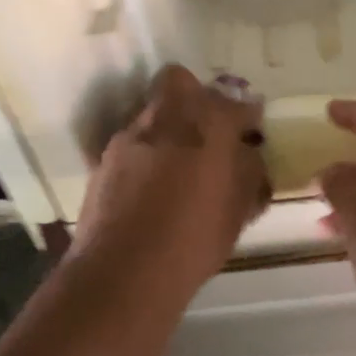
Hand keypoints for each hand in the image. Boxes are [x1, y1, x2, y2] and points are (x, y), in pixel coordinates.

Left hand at [71, 65, 269, 293]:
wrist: (124, 273)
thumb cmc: (195, 239)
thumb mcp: (240, 209)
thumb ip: (249, 172)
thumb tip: (249, 155)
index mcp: (209, 123)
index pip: (238, 102)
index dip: (248, 114)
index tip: (252, 129)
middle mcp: (167, 118)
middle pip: (181, 82)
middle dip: (197, 97)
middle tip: (209, 129)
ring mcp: (130, 137)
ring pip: (153, 112)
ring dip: (169, 127)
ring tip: (179, 162)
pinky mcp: (103, 161)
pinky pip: (133, 143)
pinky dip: (146, 154)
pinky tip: (153, 185)